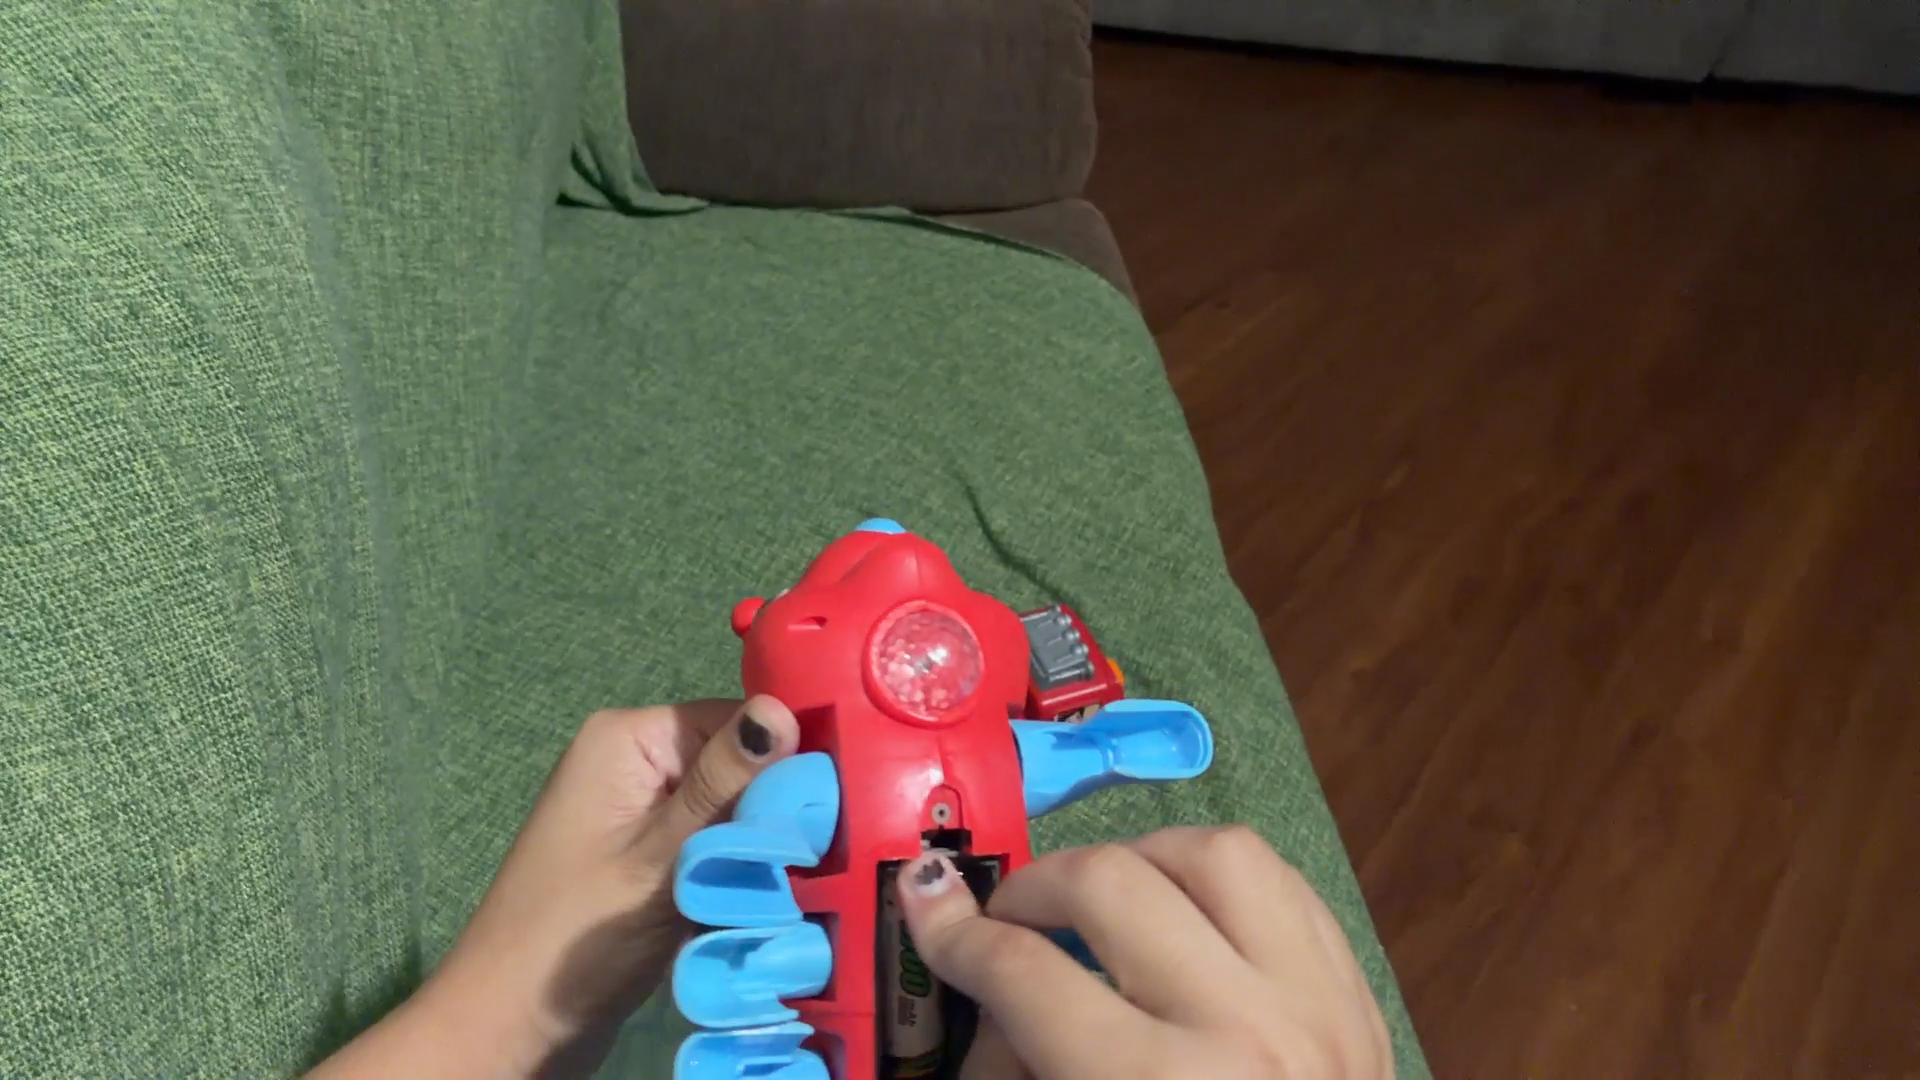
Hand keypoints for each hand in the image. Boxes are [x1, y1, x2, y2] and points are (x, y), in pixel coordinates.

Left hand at [309, 696, 799, 1079]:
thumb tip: (781, 708)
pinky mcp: (649, 845)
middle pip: (732, 758)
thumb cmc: (579, 935)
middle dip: (769, 799)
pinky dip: (736, 854)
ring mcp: (640, 803)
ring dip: (755, 832)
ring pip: (727, 798)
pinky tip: (763, 879)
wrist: (506, 1035)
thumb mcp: (661, 853)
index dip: (780, 754)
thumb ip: (724, 781)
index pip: (732, 719)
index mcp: (628, 737)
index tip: (825, 797)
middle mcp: (635, 758)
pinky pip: (710, 830)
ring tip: (793, 864)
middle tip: (815, 838)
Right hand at [897, 826, 1392, 1079]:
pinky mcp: (1355, 991)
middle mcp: (1248, 1037)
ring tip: (1110, 891)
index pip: (1029, 976)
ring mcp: (1319, 1003)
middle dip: (1038, 885)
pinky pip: (1276, 875)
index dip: (959, 934)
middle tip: (1016, 914)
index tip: (928, 901)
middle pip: (1111, 885)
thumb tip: (983, 966)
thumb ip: (1017, 1063)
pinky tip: (1184, 900)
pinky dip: (1214, 870)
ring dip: (1142, 855)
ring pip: (1212, 851)